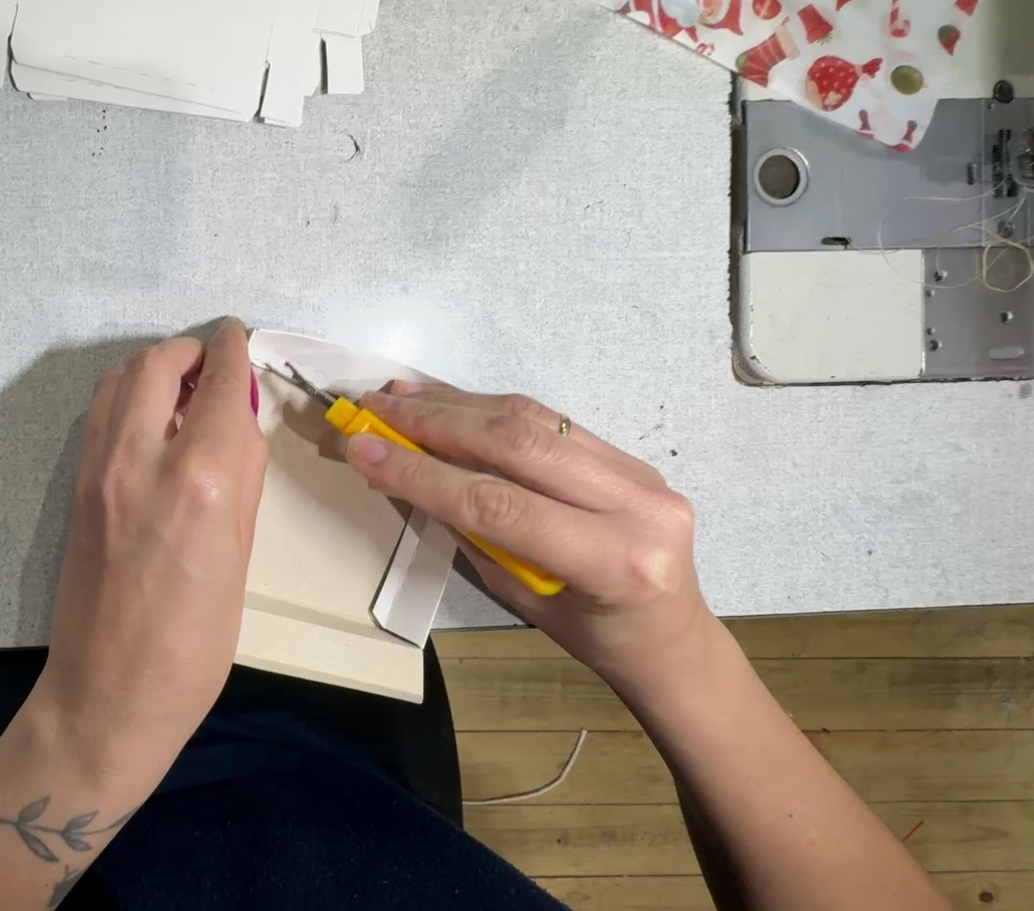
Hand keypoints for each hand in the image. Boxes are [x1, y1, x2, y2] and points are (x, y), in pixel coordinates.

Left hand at [35, 320, 268, 773]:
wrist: (106, 692)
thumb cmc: (195, 645)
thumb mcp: (242, 560)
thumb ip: (244, 476)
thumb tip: (241, 422)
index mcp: (201, 481)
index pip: (220, 386)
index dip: (234, 352)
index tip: (239, 337)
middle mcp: (141, 458)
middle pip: (158, 364)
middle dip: (190, 350)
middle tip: (214, 365)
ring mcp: (97, 469)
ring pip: (119, 381)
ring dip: (154, 369)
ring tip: (183, 392)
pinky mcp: (74, 486)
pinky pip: (101, 416)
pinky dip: (129, 398)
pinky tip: (152, 426)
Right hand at [343, 382, 708, 697]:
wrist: (671, 636)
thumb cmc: (589, 633)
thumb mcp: (516, 593)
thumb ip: (468, 529)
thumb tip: (401, 473)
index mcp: (612, 562)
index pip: (497, 504)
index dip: (421, 473)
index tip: (361, 447)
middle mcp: (635, 506)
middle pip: (516, 445)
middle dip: (433, 423)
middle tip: (373, 408)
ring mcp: (639, 472)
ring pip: (530, 419)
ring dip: (454, 403)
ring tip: (397, 396)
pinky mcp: (628, 453)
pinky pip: (546, 420)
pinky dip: (485, 406)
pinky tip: (444, 400)